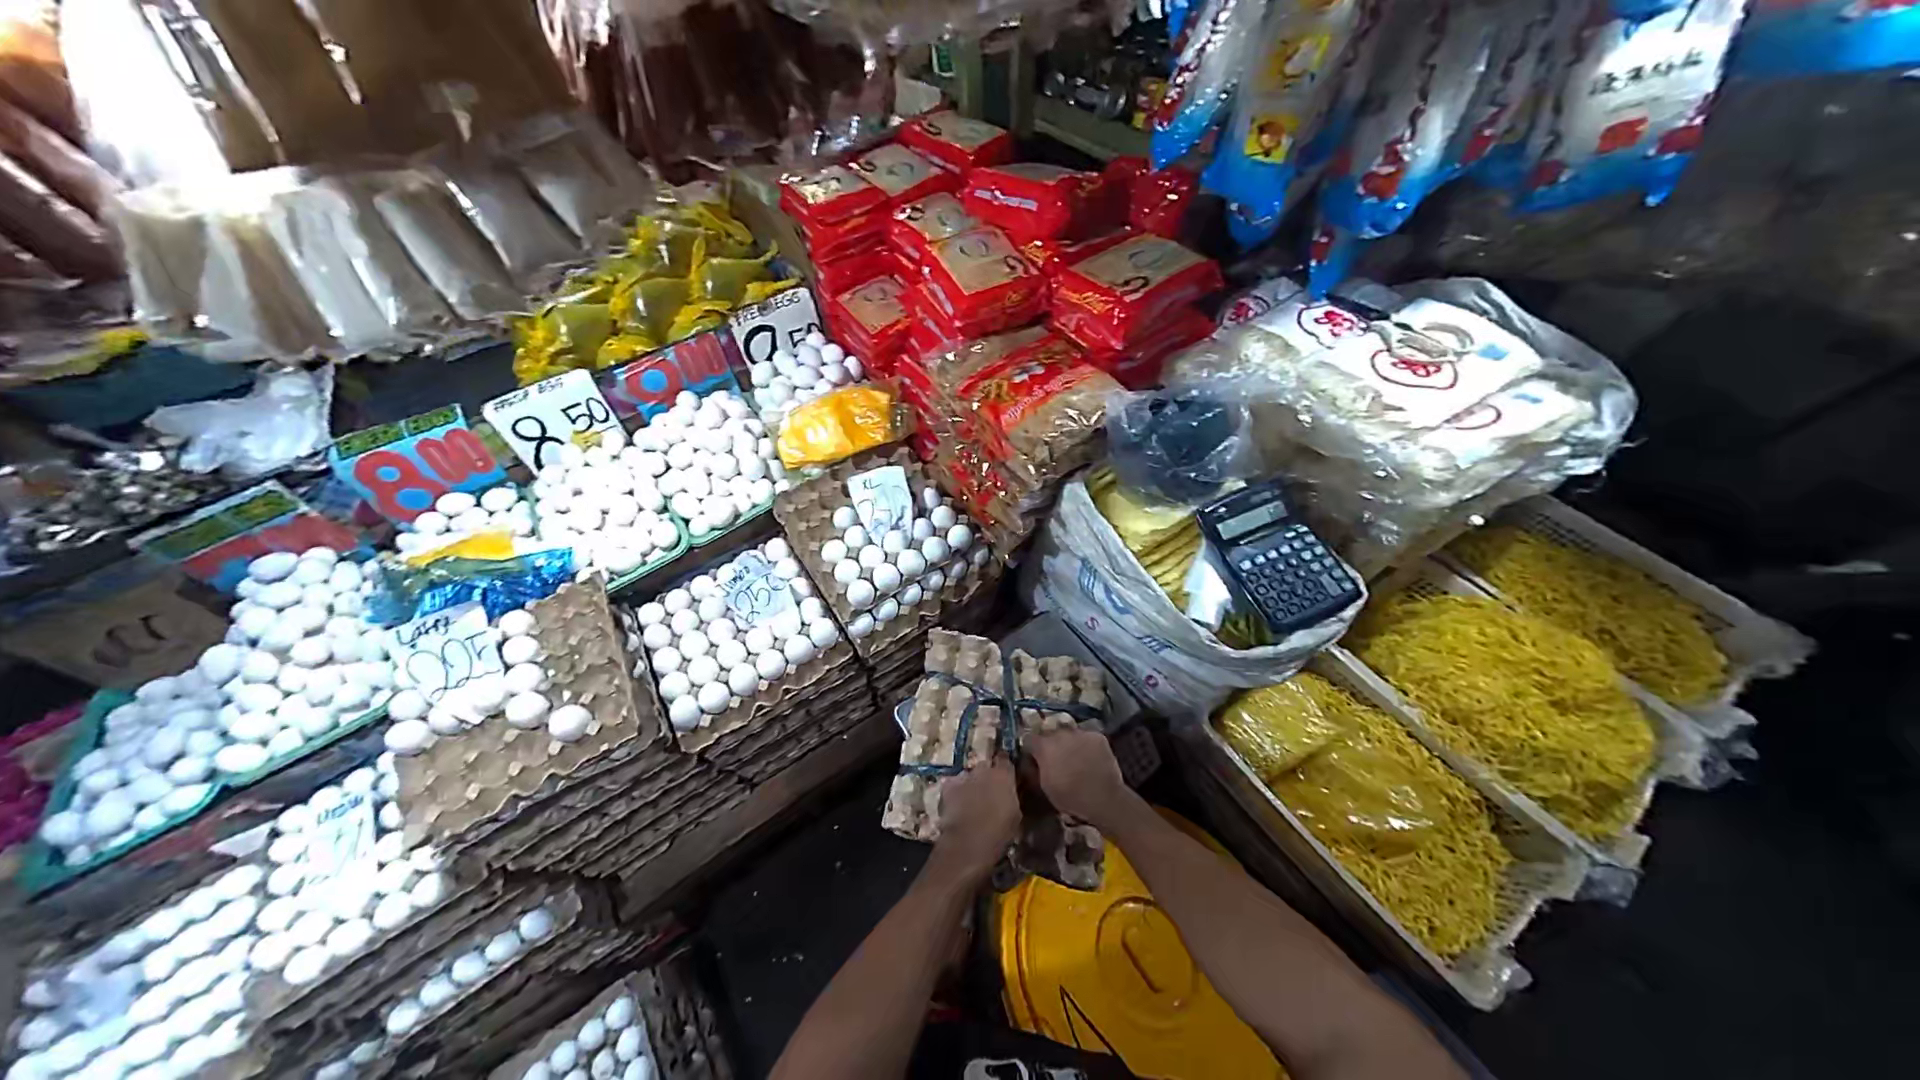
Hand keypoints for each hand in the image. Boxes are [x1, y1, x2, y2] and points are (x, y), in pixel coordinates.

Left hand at [932, 757, 1020, 880]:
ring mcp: (963, 776)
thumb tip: (1009, 794)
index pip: (1005, 760)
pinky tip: (956, 805)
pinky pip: (953, 784)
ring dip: (970, 784)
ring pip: (968, 775)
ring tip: (971, 801)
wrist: (969, 842)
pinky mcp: (947, 786)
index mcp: (1004, 775)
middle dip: (987, 776)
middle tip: (988, 792)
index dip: (1004, 767)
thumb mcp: (1016, 814)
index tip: (1006, 776)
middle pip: (985, 766)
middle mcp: (983, 769)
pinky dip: (955, 792)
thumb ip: (1012, 797)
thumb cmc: (999, 832)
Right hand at [1025, 728, 1131, 827]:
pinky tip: (1090, 757)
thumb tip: (1031, 761)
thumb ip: (1035, 768)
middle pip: (1050, 733)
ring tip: (1075, 757)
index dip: (1031, 748)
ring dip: (1069, 742)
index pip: (1028, 738)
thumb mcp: (1045, 786)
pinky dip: (1086, 744)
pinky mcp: (1097, 736)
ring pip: (1069, 733)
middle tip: (1056, 758)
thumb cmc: (1070, 797)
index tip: (1034, 756)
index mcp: (1044, 747)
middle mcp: (1060, 734)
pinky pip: (1087, 737)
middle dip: (1051, 743)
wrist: (1103, 799)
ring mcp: (1081, 733)